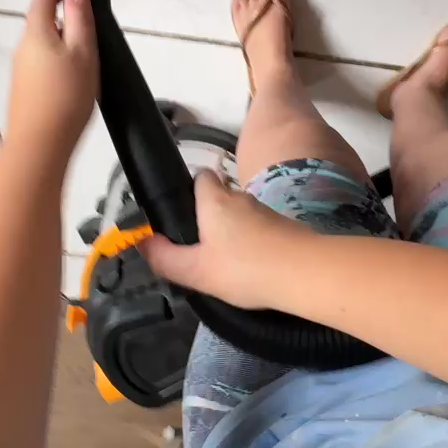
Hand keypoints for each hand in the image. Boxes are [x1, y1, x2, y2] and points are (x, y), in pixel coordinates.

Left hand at [7, 0, 97, 151]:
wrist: (40, 144)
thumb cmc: (66, 95)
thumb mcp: (83, 52)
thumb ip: (79, 19)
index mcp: (36, 33)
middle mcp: (23, 48)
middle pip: (43, 24)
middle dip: (66, 23)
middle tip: (93, 36)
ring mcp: (20, 70)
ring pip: (44, 47)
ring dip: (64, 47)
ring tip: (88, 65)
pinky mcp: (24, 90)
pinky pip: (42, 67)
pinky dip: (58, 67)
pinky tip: (74, 85)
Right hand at [143, 171, 314, 309]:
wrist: (304, 272)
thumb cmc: (245, 267)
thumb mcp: (197, 270)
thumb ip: (166, 257)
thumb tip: (142, 242)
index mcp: (214, 200)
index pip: (201, 175)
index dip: (190, 189)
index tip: (182, 214)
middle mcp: (240, 197)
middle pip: (219, 196)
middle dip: (209, 216)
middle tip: (199, 247)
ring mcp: (265, 210)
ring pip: (239, 214)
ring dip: (230, 231)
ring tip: (223, 262)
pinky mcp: (282, 225)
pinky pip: (257, 227)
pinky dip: (250, 241)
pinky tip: (248, 267)